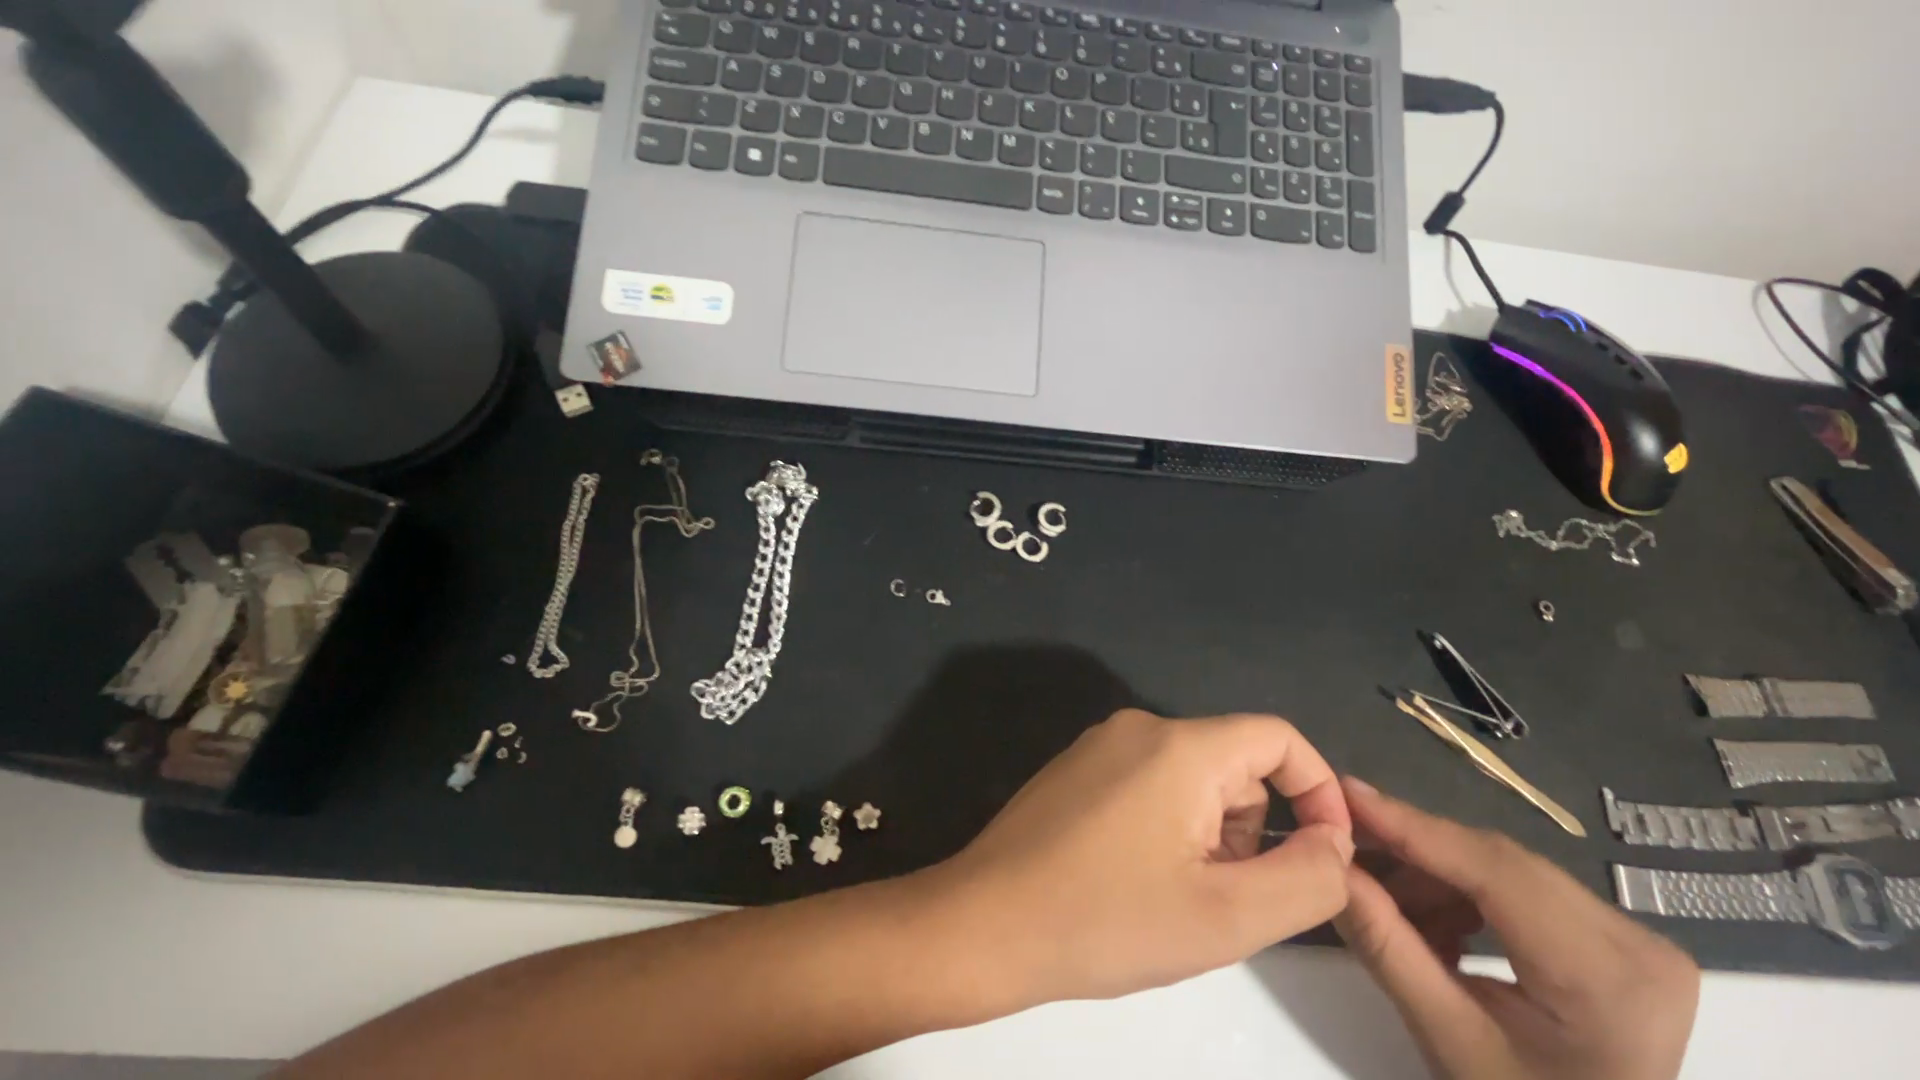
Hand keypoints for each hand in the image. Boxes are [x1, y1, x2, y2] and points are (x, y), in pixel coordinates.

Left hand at [935, 709, 1354, 1006]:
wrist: (982, 927)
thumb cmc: (1105, 921)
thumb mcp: (1227, 916)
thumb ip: (1306, 878)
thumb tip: (1334, 843)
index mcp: (1178, 746)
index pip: (1278, 738)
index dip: (1318, 792)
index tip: (1321, 857)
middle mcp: (1137, 729)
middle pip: (1233, 765)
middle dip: (1251, 830)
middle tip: (1225, 898)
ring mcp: (1096, 749)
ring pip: (1190, 782)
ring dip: (1209, 837)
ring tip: (1176, 899)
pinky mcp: (1070, 774)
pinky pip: (1146, 789)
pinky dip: (1167, 831)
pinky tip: (1134, 885)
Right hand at [1333, 777, 1698, 1079]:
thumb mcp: (1448, 1038)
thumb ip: (1387, 947)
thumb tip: (1332, 871)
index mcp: (1606, 976)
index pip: (1495, 872)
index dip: (1415, 827)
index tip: (1347, 794)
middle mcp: (1638, 942)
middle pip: (1502, 865)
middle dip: (1417, 854)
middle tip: (1346, 847)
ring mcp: (1638, 938)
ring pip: (1509, 871)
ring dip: (1438, 879)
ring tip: (1388, 909)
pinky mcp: (1623, 941)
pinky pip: (1526, 891)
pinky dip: (1468, 898)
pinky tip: (1435, 928)